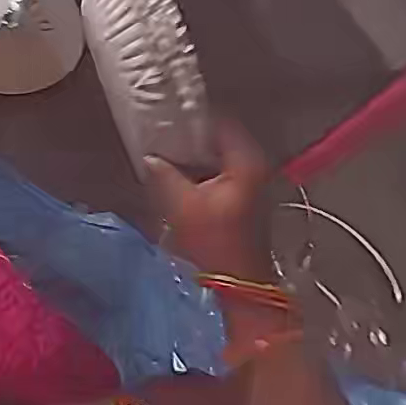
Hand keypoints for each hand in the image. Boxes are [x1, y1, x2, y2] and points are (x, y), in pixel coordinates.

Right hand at [144, 121, 272, 279]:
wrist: (238, 285)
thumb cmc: (214, 243)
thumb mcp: (182, 205)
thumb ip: (164, 175)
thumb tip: (150, 158)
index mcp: (246, 162)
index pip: (221, 123)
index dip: (193, 120)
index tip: (167, 119)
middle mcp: (255, 167)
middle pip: (220, 140)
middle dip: (190, 139)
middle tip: (161, 136)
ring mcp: (253, 185)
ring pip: (218, 158)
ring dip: (194, 158)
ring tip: (165, 155)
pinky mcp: (244, 200)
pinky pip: (219, 174)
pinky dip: (200, 173)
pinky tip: (178, 178)